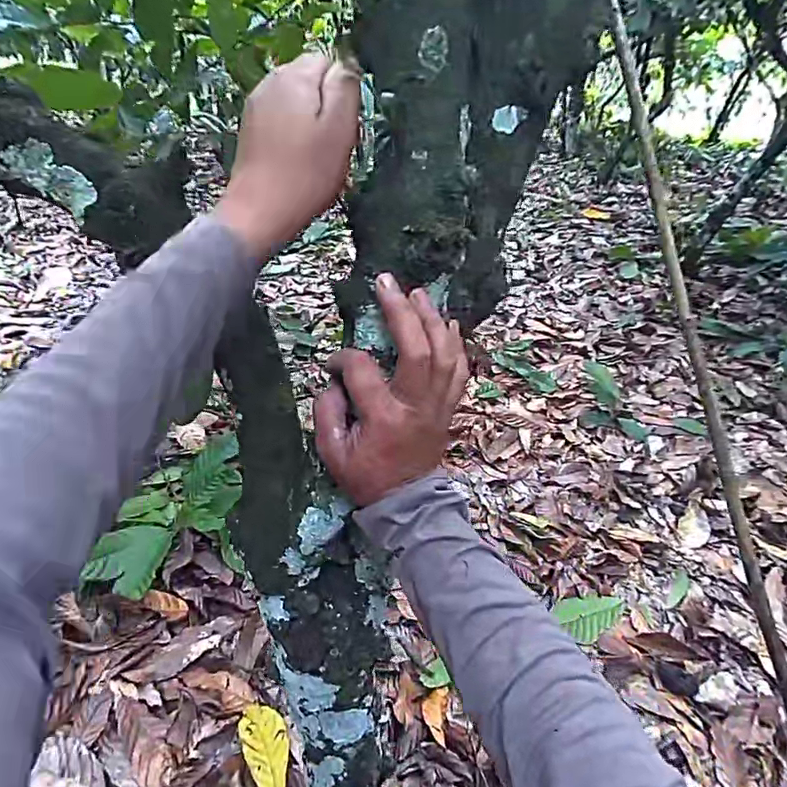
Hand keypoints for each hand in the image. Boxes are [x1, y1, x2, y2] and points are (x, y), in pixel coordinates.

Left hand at [216, 50, 361, 259]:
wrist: (259, 213)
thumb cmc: (306, 175)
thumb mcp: (340, 128)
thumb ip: (346, 87)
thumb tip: (346, 64)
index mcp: (294, 76)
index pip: (330, 61)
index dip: (343, 92)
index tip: (344, 125)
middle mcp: (270, 82)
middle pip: (312, 81)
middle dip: (326, 106)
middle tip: (331, 144)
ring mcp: (256, 106)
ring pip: (297, 103)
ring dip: (310, 123)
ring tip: (314, 156)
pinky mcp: (251, 129)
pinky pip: (282, 121)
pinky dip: (293, 136)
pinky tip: (296, 161)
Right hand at [315, 273, 469, 505]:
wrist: (407, 503)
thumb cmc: (367, 477)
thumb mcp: (333, 453)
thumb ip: (326, 413)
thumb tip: (334, 380)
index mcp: (384, 418)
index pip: (362, 370)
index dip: (343, 359)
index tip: (333, 364)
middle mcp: (417, 407)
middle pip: (418, 350)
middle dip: (401, 312)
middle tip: (387, 283)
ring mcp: (439, 407)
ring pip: (446, 355)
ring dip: (433, 320)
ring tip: (418, 294)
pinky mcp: (450, 408)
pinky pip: (460, 371)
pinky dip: (456, 344)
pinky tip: (448, 323)